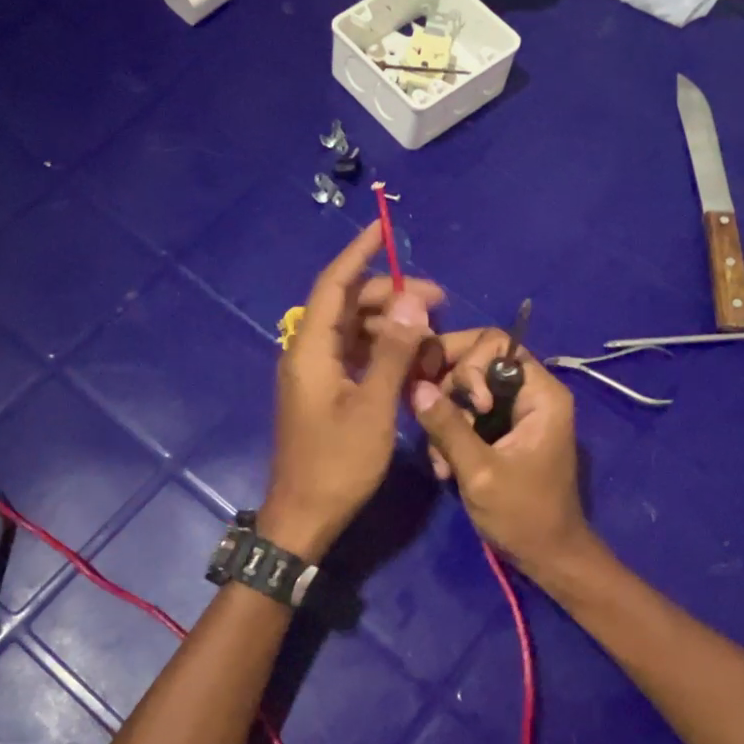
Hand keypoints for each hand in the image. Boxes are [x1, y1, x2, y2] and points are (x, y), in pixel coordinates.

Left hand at [262, 222, 442, 559]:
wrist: (305, 515)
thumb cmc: (338, 464)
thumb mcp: (373, 408)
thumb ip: (394, 354)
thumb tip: (414, 303)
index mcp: (310, 351)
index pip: (333, 286)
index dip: (359, 254)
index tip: (384, 228)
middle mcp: (308, 354)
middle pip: (347, 306)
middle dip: (391, 296)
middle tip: (438, 302)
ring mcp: (315, 376)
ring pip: (354, 332)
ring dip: (391, 327)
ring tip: (432, 334)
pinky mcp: (325, 395)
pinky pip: (354, 358)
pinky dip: (382, 352)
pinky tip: (413, 360)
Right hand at [408, 328, 592, 575]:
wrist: (547, 556)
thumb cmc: (523, 515)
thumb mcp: (479, 471)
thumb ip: (447, 426)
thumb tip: (415, 387)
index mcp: (540, 395)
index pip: (495, 343)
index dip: (466, 363)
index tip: (461, 402)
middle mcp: (530, 395)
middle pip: (476, 362)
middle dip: (448, 392)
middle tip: (433, 424)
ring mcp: (515, 414)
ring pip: (465, 392)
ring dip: (445, 422)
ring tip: (442, 463)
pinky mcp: (501, 433)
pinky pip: (467, 417)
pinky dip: (452, 437)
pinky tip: (446, 469)